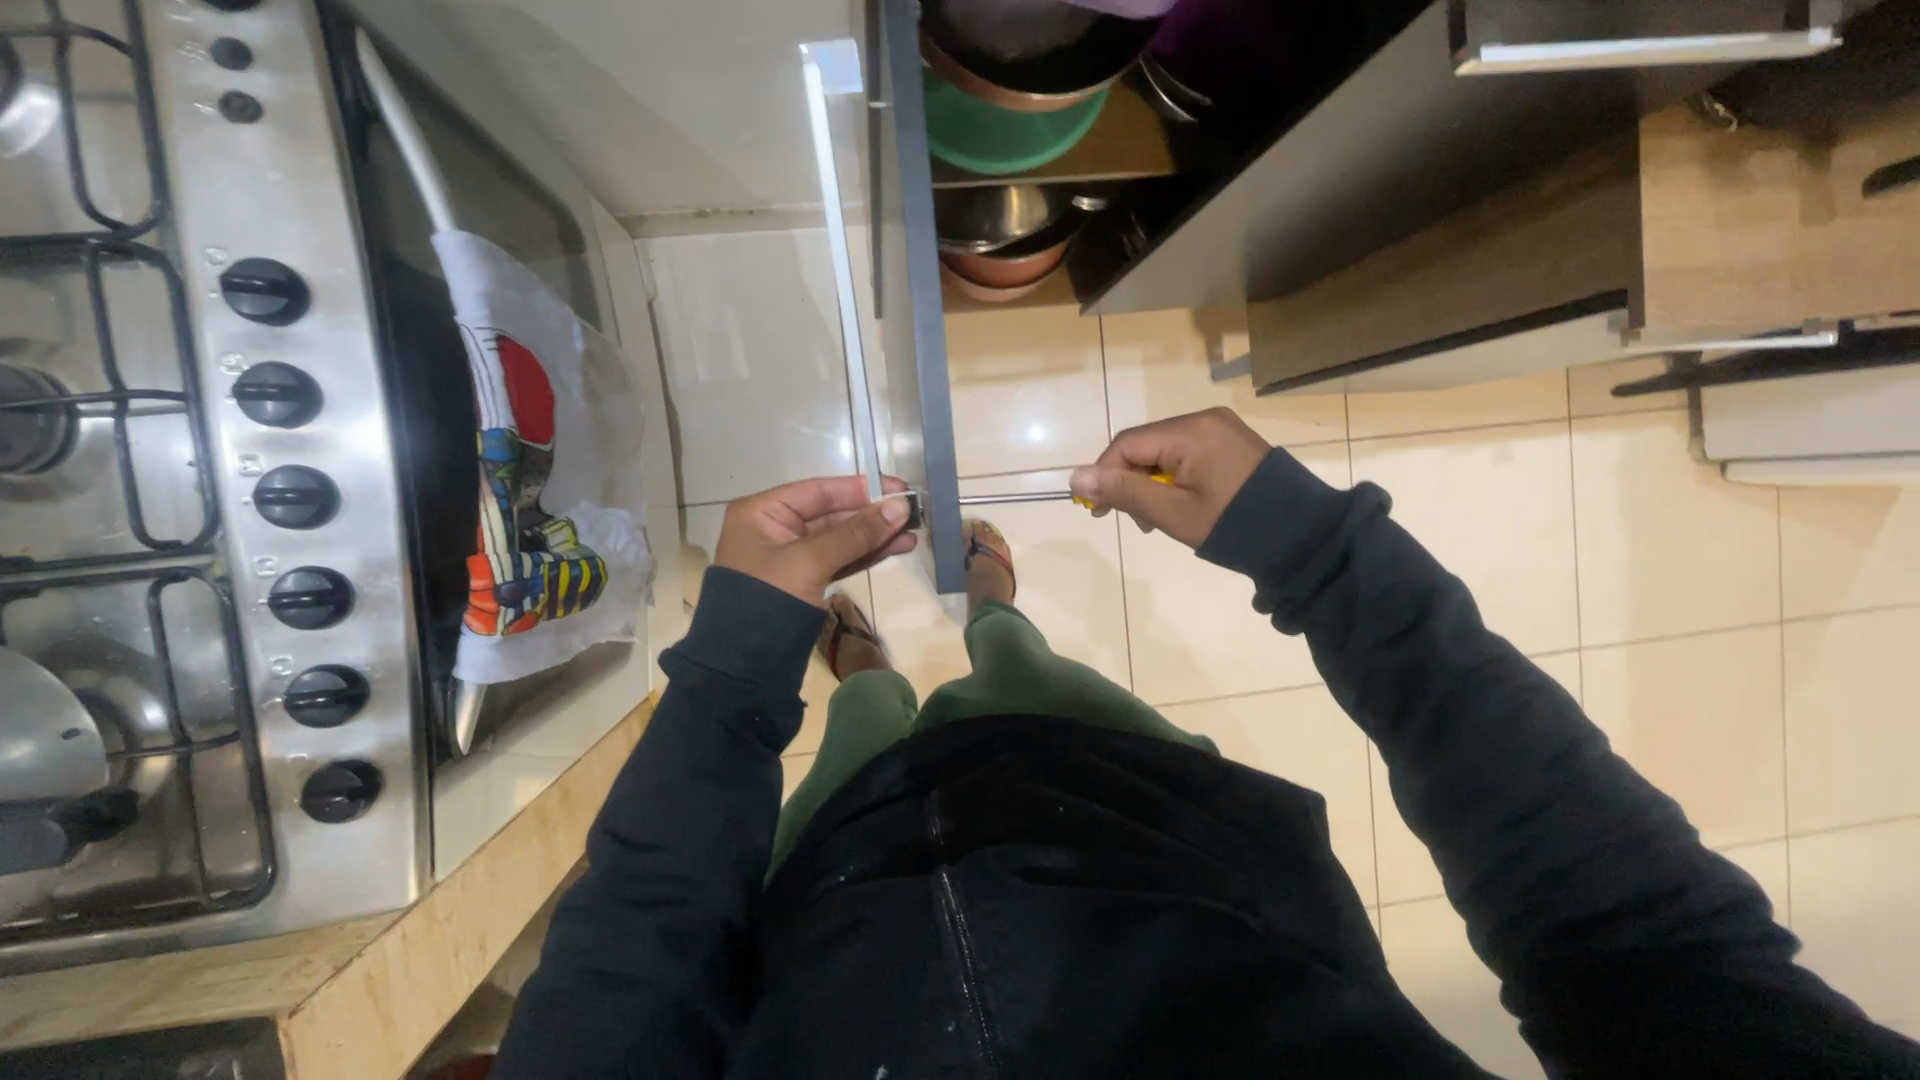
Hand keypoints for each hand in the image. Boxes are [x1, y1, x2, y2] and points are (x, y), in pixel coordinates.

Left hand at [715, 476, 917, 604]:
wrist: (744, 664)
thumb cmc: (768, 599)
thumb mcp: (810, 560)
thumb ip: (855, 533)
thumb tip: (899, 507)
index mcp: (763, 512)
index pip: (819, 491)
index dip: (861, 488)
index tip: (900, 488)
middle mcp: (775, 528)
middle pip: (832, 513)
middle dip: (873, 514)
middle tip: (913, 512)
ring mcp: (791, 557)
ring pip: (841, 538)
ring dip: (876, 536)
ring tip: (912, 533)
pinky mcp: (806, 582)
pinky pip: (841, 559)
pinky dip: (867, 555)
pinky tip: (896, 548)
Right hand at [1069, 407, 1270, 548]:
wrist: (1304, 537)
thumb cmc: (1233, 526)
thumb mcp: (1172, 513)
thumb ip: (1123, 492)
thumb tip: (1075, 478)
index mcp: (1190, 431)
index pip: (1126, 445)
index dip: (1104, 476)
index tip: (1097, 511)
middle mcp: (1204, 419)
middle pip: (1144, 445)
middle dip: (1130, 482)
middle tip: (1134, 521)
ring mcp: (1221, 428)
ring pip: (1164, 451)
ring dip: (1151, 482)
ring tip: (1157, 519)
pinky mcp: (1231, 441)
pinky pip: (1187, 453)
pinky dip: (1174, 477)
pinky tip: (1179, 504)